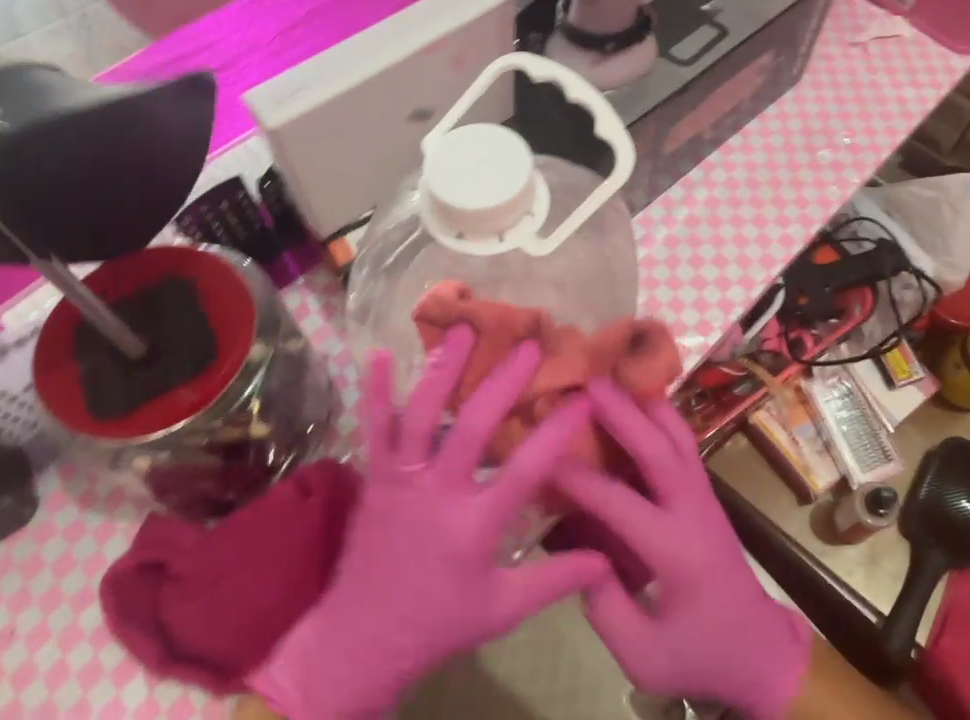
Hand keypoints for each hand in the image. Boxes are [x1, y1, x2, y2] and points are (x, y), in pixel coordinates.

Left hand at [249, 327, 611, 718]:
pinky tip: (379, 354)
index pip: (524, 470)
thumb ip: (555, 580)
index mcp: (474, 525)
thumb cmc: (439, 622)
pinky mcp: (375, 478)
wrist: (362, 639)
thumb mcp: (502, 609)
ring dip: (442, 369)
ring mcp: (401, 480)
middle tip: (530, 345)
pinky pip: (373, 429)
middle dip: (503, 383)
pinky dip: (375, 391)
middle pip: (472, 427)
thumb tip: (608, 559)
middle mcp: (437, 492)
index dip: (556, 432)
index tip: (583, 398)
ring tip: (462, 329)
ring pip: (420, 415)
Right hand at [554, 380, 814, 719]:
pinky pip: (683, 446)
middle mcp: (695, 512)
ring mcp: (706, 499)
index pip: (621, 503)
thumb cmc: (700, 655)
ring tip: (614, 376)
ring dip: (647, 404)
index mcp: (678, 552)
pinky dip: (660, 417)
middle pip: (660, 449)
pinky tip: (637, 401)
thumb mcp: (645, 656)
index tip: (541, 457)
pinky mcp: (707, 496)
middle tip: (588, 381)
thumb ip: (605, 608)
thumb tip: (575, 554)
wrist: (760, 652)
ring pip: (679, 437)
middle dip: (623, 413)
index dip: (579, 478)